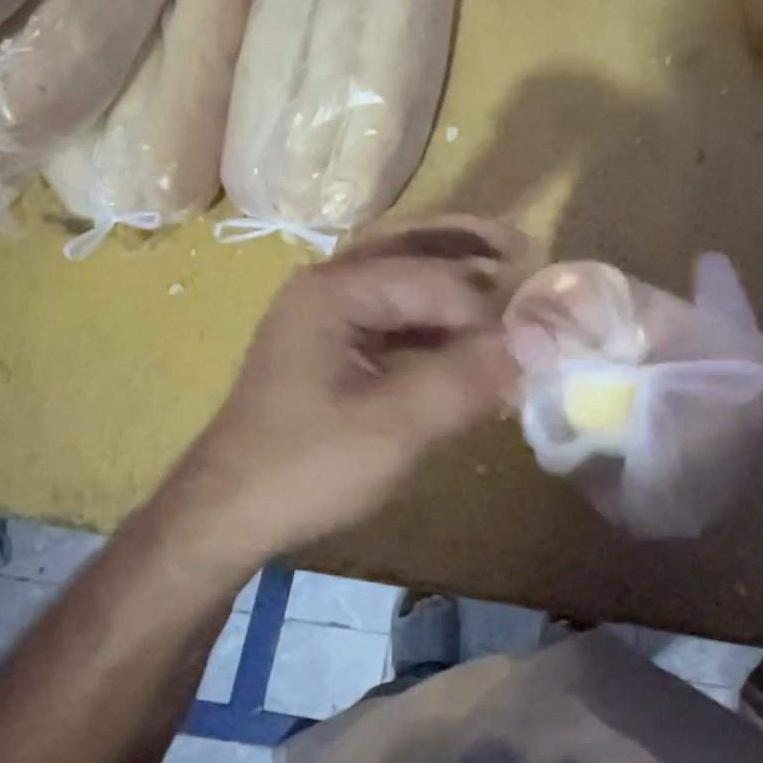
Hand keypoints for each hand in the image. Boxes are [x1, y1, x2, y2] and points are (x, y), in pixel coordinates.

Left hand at [176, 218, 525, 551]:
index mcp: (334, 291)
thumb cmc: (305, 469)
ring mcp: (323, 319)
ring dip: (450, 276)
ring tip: (504, 276)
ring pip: (398, 277)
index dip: (488, 307)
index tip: (537, 336)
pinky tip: (464, 337)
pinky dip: (431, 317)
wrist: (225, 517)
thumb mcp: (395, 428)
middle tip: (525, 247)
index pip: (433, 279)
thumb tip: (535, 343)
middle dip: (466, 245)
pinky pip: (390, 315)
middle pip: (407, 246)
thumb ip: (466, 379)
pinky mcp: (329, 352)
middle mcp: (326, 288)